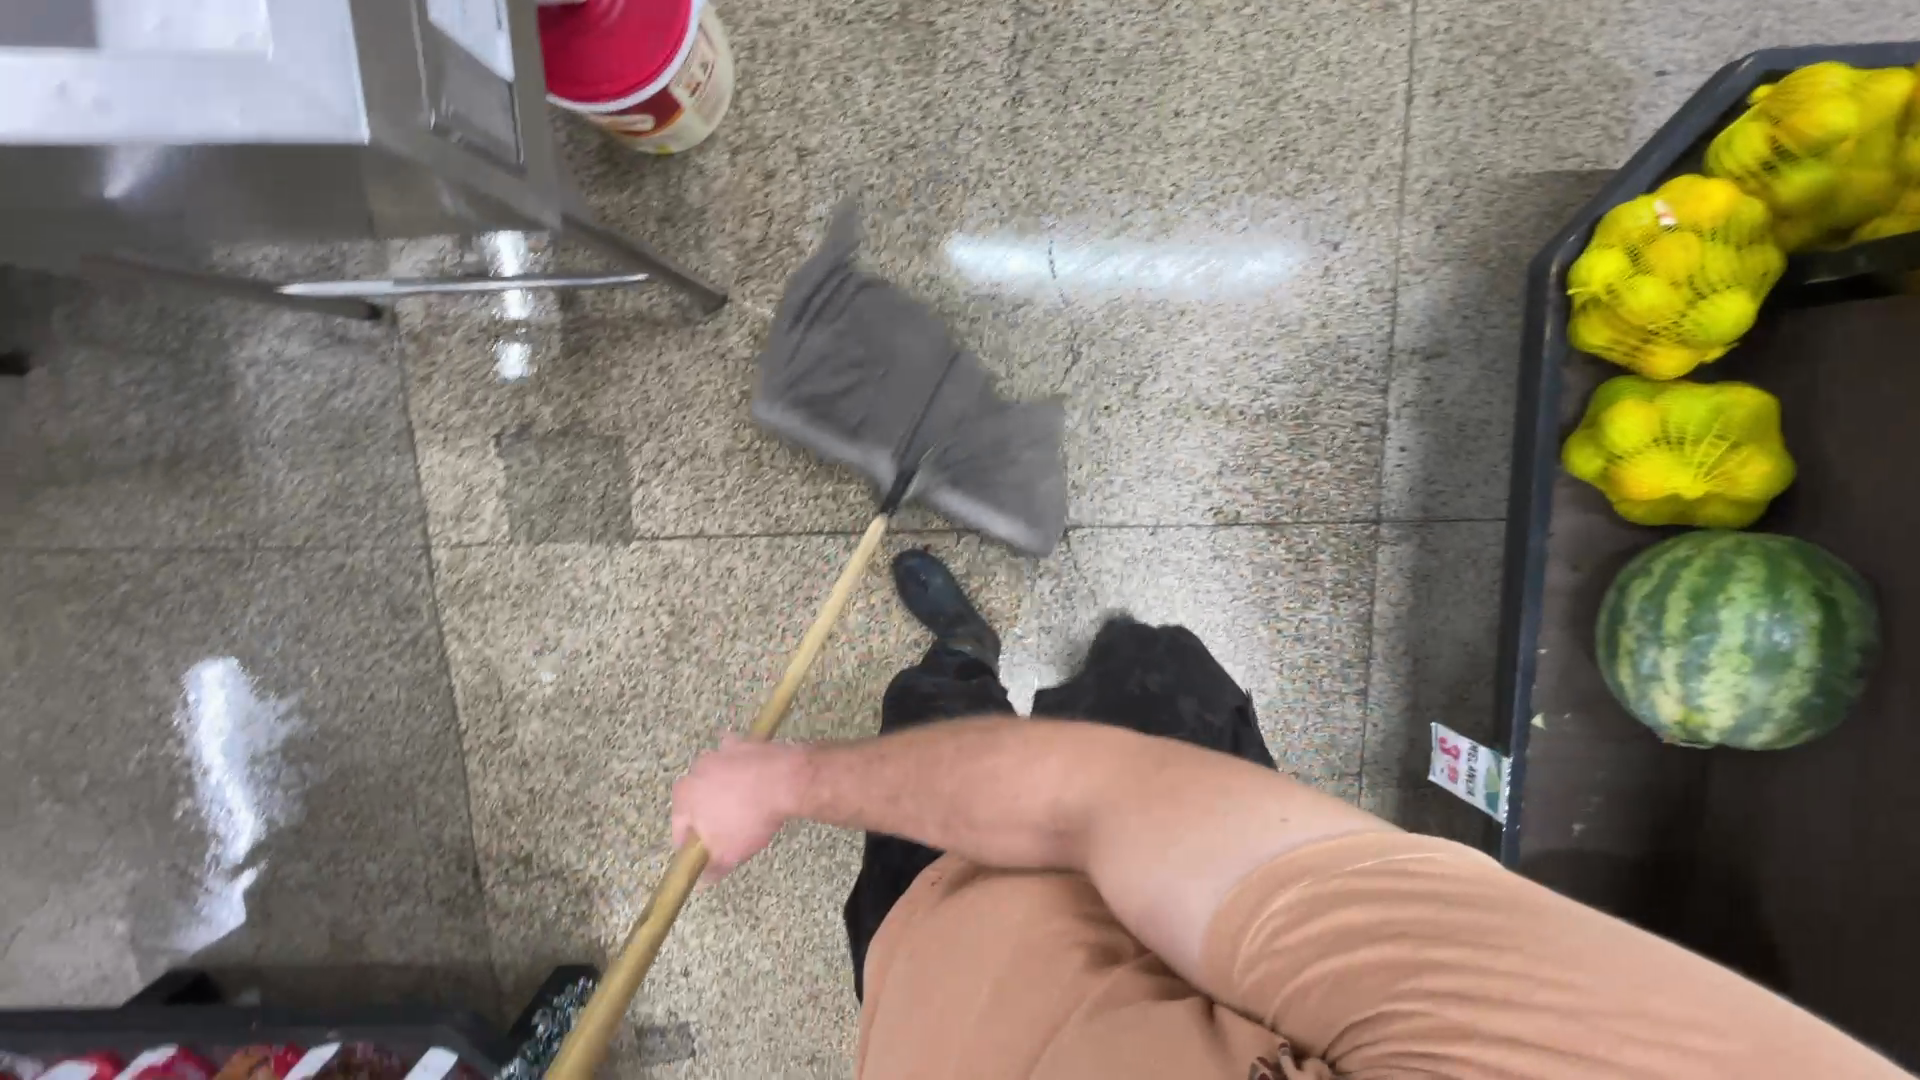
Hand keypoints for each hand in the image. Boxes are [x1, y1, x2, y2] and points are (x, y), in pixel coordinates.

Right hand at [670, 735, 806, 879]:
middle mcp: (696, 770)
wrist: (784, 781)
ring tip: (745, 807)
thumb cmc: (749, 818)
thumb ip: (711, 869)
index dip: (692, 847)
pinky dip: (743, 766)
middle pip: (696, 801)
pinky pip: (738, 757)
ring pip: (716, 777)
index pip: (680, 830)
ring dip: (725, 790)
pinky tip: (754, 779)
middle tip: (728, 832)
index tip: (706, 856)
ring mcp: (720, 752)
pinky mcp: (744, 743)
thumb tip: (704, 880)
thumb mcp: (728, 854)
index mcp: (683, 797)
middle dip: (708, 816)